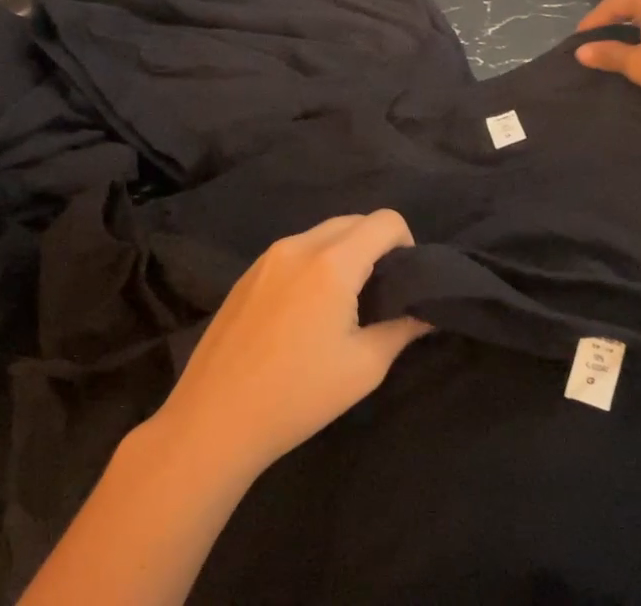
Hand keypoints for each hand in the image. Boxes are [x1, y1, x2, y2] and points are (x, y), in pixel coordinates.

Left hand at [152, 211, 432, 477]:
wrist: (214, 421)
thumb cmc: (297, 395)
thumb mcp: (365, 367)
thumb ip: (403, 328)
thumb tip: (427, 311)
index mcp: (332, 262)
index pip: (386, 221)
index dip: (408, 244)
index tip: (405, 283)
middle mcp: (298, 246)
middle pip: (354, 220)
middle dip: (377, 246)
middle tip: (381, 295)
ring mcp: (267, 259)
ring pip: (322, 234)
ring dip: (345, 254)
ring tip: (344, 305)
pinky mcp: (246, 276)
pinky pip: (295, 252)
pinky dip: (315, 264)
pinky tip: (306, 314)